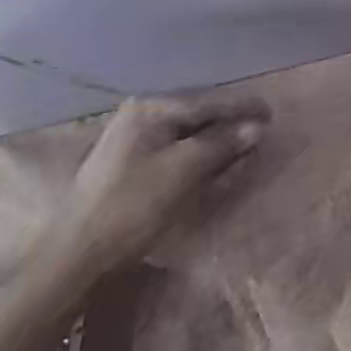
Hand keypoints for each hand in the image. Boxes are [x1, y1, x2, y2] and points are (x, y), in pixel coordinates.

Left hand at [63, 96, 269, 269]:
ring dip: (213, 138)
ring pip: (185, 129)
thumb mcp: (182, 172)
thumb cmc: (133, 206)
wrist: (79, 249)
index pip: (206, 101)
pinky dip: (195, 151)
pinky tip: (209, 160)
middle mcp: (141, 112)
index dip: (241, 107)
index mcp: (152, 108)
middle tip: (260, 130)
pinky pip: (172, 144)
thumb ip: (220, 144)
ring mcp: (132, 134)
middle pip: (196, 112)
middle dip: (229, 121)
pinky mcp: (129, 158)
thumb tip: (256, 126)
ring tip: (241, 145)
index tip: (271, 113)